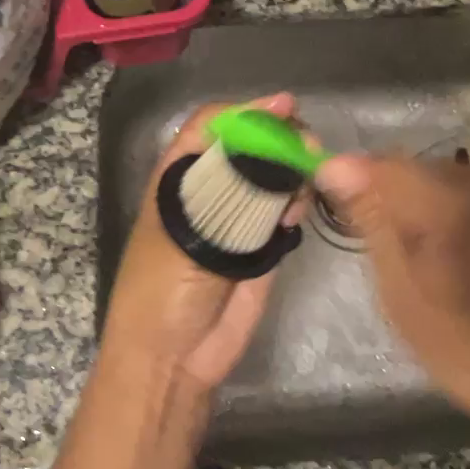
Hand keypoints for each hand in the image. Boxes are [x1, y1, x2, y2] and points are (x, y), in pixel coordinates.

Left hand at [99, 92, 302, 388]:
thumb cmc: (161, 287)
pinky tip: (297, 212)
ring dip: (292, 169)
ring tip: (307, 178)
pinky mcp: (261, 243)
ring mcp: (238, 215)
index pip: (214, 123)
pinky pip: (284, 209)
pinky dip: (296, 202)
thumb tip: (268, 141)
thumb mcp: (186, 228)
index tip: (284, 108)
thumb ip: (230, 186)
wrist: (171, 361)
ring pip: (272, 174)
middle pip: (250, 143)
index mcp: (180, 173)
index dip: (247, 110)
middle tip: (307, 147)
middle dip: (278, 138)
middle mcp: (211, 187)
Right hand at [317, 155, 469, 468]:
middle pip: (422, 169)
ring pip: (455, 176)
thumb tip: (336, 167)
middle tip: (400, 245)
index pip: (385, 165)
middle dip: (403, 197)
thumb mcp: (401, 295)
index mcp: (450, 206)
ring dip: (439, 201)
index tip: (340, 199)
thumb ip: (372, 221)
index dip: (358, 178)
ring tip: (445, 252)